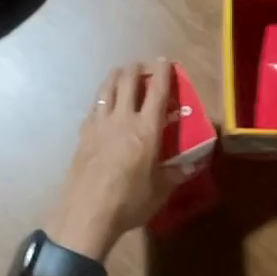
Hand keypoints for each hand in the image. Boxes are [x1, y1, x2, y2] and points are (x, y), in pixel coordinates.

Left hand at [44, 60, 182, 259]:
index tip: (164, 60)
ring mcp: (100, 124)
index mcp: (147, 129)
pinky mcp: (83, 134)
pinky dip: (101, 98)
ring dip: (115, 76)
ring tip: (120, 73)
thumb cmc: (129, 203)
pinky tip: (102, 103)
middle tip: (141, 66)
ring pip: (107, 88)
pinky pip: (94, 107)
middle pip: (128, 81)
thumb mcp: (159, 191)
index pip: (157, 92)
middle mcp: (123, 119)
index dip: (163, 73)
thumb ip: (176, 174)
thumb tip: (193, 164)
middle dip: (136, 68)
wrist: (87, 214)